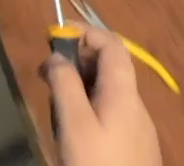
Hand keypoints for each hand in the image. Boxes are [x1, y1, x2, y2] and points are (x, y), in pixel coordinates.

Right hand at [43, 27, 161, 165]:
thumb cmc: (96, 163)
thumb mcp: (73, 122)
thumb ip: (64, 82)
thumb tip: (57, 56)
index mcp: (124, 94)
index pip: (112, 44)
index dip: (84, 32)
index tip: (54, 36)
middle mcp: (136, 106)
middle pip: (109, 66)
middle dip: (75, 59)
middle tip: (45, 72)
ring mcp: (138, 127)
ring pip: (107, 89)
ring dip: (78, 83)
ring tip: (54, 101)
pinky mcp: (134, 145)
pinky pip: (110, 110)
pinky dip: (88, 103)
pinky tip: (72, 125)